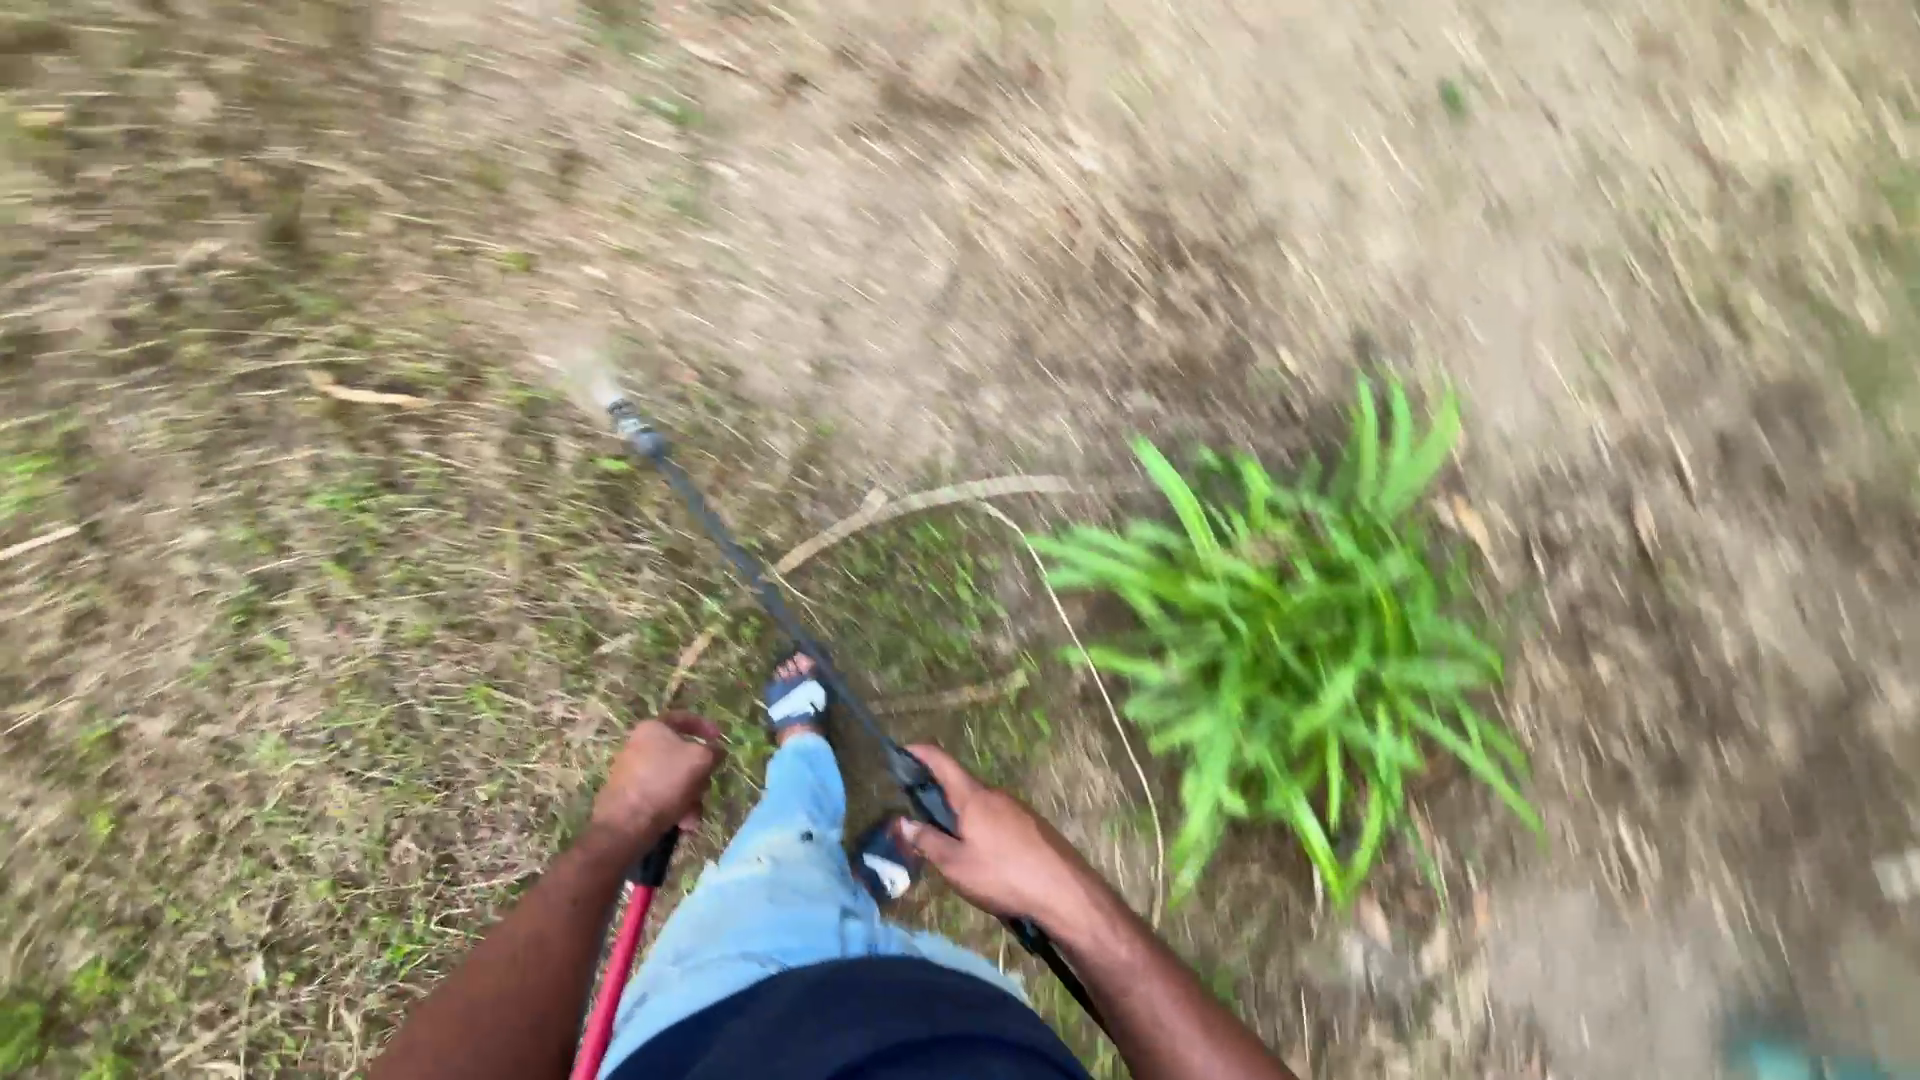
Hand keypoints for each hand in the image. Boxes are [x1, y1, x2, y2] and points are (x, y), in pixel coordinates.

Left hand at [589, 712, 724, 846]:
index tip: (720, 738)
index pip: (684, 718)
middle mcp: (639, 745)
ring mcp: (632, 771)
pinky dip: (675, 806)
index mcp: (653, 728)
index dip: (706, 726)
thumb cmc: (665, 781)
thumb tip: (716, 752)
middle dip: (699, 774)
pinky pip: (661, 795)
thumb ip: (714, 751)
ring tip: (692, 815)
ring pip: (674, 778)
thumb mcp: (701, 759)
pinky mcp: (629, 795)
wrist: (626, 824)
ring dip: (690, 796)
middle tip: (706, 785)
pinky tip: (681, 822)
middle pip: (682, 754)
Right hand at [897, 744, 1105, 931]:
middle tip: (919, 816)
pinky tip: (984, 856)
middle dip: (939, 795)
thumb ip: (928, 841)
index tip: (903, 749)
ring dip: (962, 816)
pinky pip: (998, 818)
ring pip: (980, 805)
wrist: (1064, 890)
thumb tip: (904, 822)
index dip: (921, 753)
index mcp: (973, 797)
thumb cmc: (1003, 875)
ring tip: (950, 844)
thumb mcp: (956, 865)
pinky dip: (982, 827)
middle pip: (961, 786)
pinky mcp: (1032, 825)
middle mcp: (995, 794)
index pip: (943, 762)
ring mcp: (1017, 808)